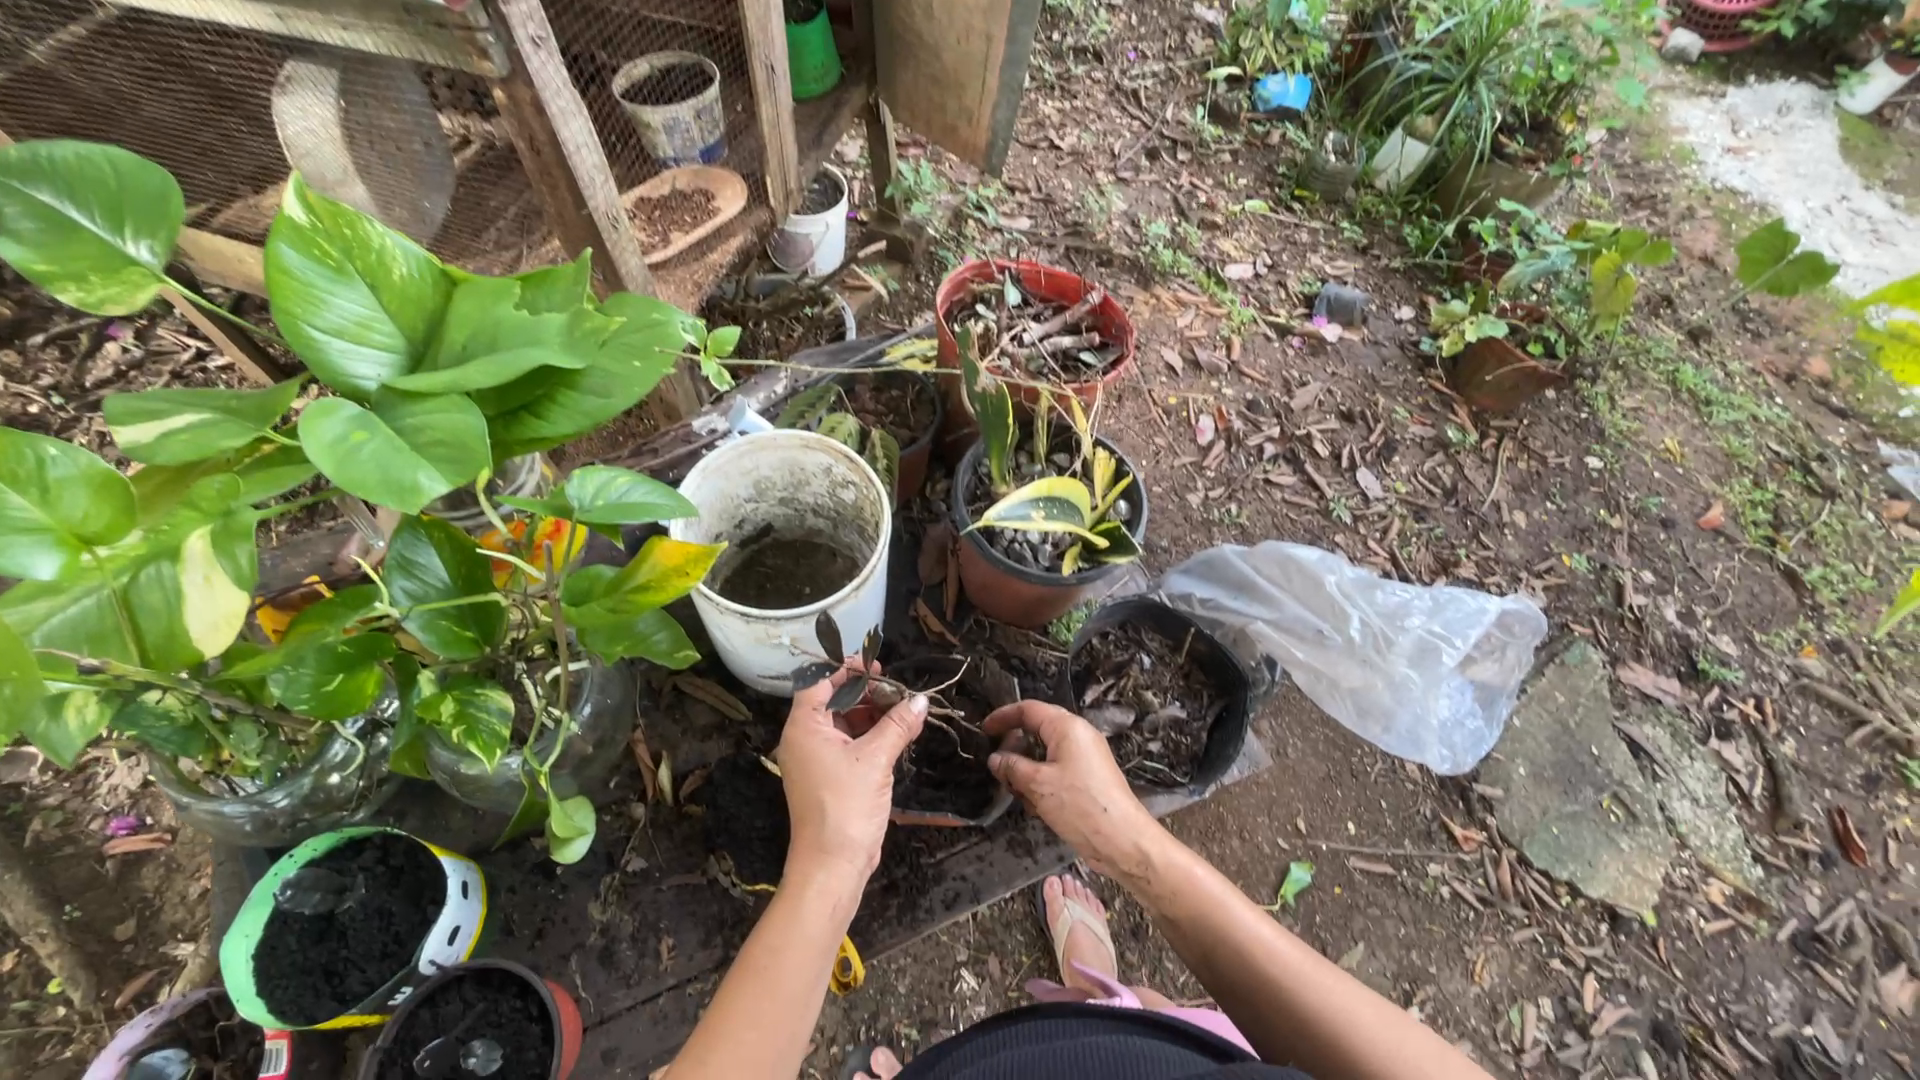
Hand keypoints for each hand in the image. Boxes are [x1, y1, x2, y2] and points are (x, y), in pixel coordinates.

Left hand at [776, 662, 926, 881]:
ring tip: (902, 709)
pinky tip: (896, 735)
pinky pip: (848, 745)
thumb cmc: (846, 805)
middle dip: (864, 692)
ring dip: (871, 714)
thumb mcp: (876, 759)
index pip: (818, 682)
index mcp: (804, 727)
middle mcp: (804, 739)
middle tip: (896, 689)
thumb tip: (920, 700)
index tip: (874, 664)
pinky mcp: (830, 778)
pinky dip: (870, 736)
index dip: (844, 669)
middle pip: (832, 701)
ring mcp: (816, 760)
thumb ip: (898, 725)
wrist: (832, 864)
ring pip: (843, 723)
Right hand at [985, 701, 1163, 878]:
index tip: (983, 730)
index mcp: (1067, 727)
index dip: (1003, 717)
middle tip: (998, 768)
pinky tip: (1037, 807)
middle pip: (1037, 732)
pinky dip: (1042, 783)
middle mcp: (1079, 736)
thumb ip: (1012, 767)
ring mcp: (1086, 758)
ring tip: (1019, 794)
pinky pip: (1057, 771)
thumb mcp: (1037, 784)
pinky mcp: (1088, 779)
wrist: (1122, 839)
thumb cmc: (1079, 804)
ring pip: (1045, 755)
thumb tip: (995, 759)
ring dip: (1027, 772)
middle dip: (1015, 750)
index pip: (1029, 709)